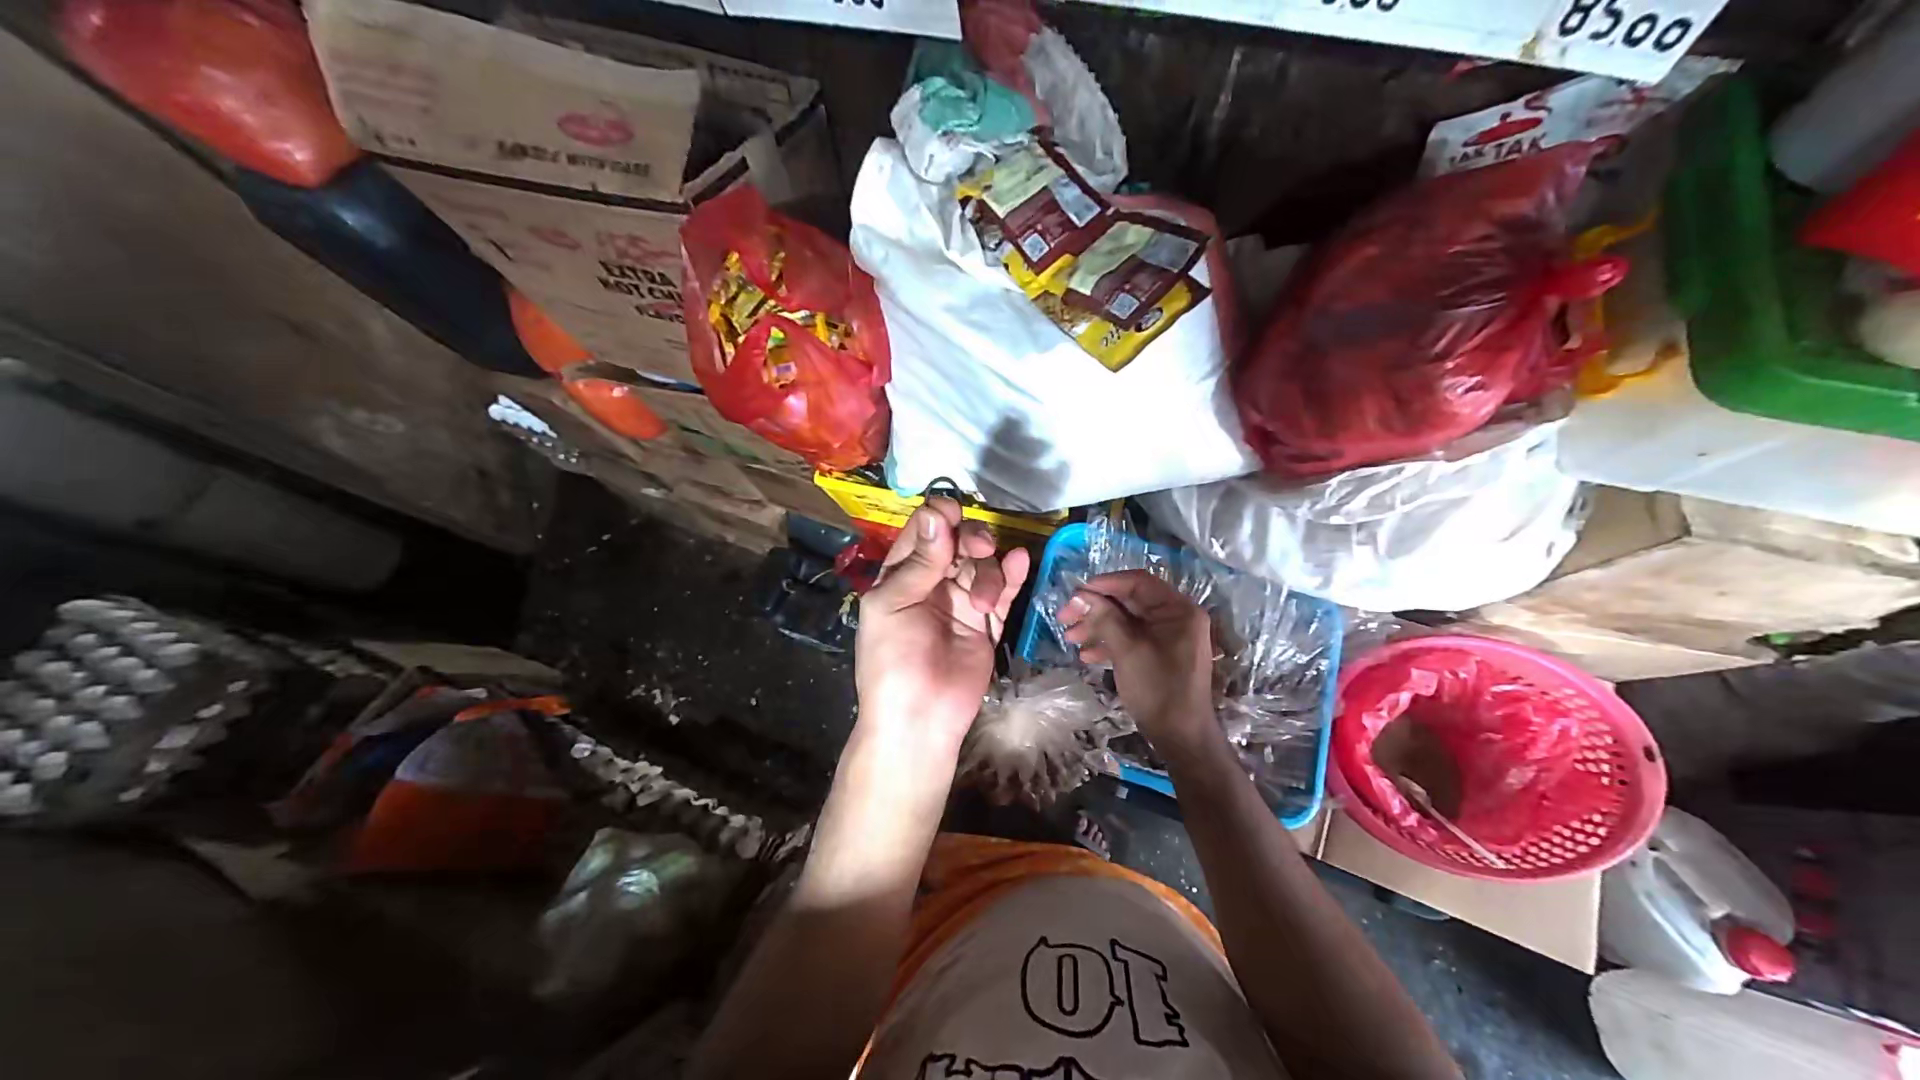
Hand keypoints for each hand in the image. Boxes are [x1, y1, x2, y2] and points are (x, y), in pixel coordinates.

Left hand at [854, 498, 1031, 768]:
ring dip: (988, 571)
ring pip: (983, 564)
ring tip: (984, 602)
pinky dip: (1012, 574)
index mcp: (902, 574)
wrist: (918, 718)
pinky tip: (1019, 561)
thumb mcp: (892, 605)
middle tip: (977, 549)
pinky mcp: (988, 622)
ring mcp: (962, 601)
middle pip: (959, 541)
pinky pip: (1004, 590)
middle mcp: (933, 581)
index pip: (923, 530)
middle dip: (971, 538)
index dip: (939, 517)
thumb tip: (937, 512)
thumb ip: (919, 561)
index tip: (953, 514)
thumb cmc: (892, 660)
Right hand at [1058, 571, 1217, 755]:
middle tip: (1065, 617)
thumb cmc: (1158, 689)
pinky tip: (1087, 655)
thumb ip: (1104, 617)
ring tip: (1071, 638)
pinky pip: (1133, 638)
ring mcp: (1170, 637)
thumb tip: (1079, 594)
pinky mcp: (1162, 654)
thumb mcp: (1127, 650)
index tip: (1075, 593)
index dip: (1104, 584)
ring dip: (1098, 626)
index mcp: (1178, 610)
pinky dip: (1110, 642)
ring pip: (1127, 621)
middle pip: (1130, 601)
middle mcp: (1177, 617)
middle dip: (1096, 608)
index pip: (1138, 582)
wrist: (1182, 737)